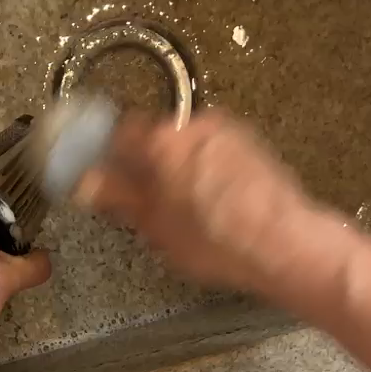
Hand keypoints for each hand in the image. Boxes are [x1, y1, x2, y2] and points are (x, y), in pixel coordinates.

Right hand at [74, 110, 344, 302]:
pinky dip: (204, 177)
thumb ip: (117, 198)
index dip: (104, 151)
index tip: (97, 169)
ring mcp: (228, 134)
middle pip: (156, 140)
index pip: (119, 131)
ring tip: (181, 218)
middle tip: (141, 206)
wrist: (282, 246)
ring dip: (177, 174)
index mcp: (163, 140)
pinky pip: (214, 157)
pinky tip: (209, 212)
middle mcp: (195, 125)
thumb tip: (88, 182)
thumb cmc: (219, 241)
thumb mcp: (155, 228)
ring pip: (187, 150)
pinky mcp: (251, 148)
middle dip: (146, 169)